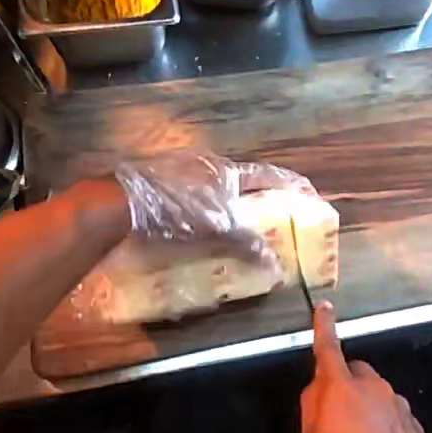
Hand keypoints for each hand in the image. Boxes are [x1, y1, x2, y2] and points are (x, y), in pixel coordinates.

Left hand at [113, 152, 307, 259]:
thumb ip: (246, 243)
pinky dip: (211, 216)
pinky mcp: (166, 189)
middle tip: (279, 219)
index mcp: (228, 171)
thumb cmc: (176, 209)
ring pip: (221, 192)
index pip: (270, 174)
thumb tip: (275, 264)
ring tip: (246, 231)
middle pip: (246, 182)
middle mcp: (209, 167)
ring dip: (236, 209)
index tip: (310, 195)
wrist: (121, 204)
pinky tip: (207, 232)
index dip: (292, 184)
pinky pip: (199, 201)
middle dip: (264, 199)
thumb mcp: (217, 227)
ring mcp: (186, 176)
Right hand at [300, 302, 431, 432]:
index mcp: (342, 389)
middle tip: (331, 420)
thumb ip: (312, 409)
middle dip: (341, 385)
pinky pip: (389, 412)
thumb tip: (318, 389)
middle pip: (352, 372)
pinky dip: (380, 423)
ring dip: (362, 407)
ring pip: (372, 393)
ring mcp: (399, 404)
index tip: (324, 307)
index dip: (323, 326)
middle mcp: (374, 388)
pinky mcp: (415, 423)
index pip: (329, 347)